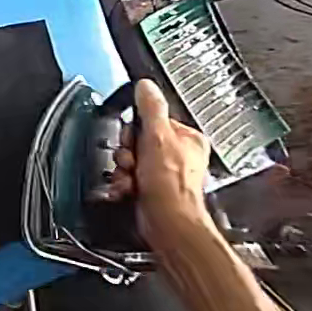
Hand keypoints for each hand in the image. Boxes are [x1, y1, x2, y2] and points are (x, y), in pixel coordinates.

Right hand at [105, 79, 214, 245]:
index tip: (136, 138)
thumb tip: (146, 86)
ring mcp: (164, 173)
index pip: (150, 120)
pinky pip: (128, 176)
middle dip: (128, 151)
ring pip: (130, 159)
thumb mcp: (158, 137)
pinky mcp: (151, 188)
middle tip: (133, 160)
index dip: (136, 129)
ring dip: (124, 169)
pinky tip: (130, 187)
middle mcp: (178, 156)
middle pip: (136, 139)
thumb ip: (151, 109)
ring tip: (132, 177)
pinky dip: (124, 182)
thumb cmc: (171, 187)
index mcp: (187, 139)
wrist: (167, 224)